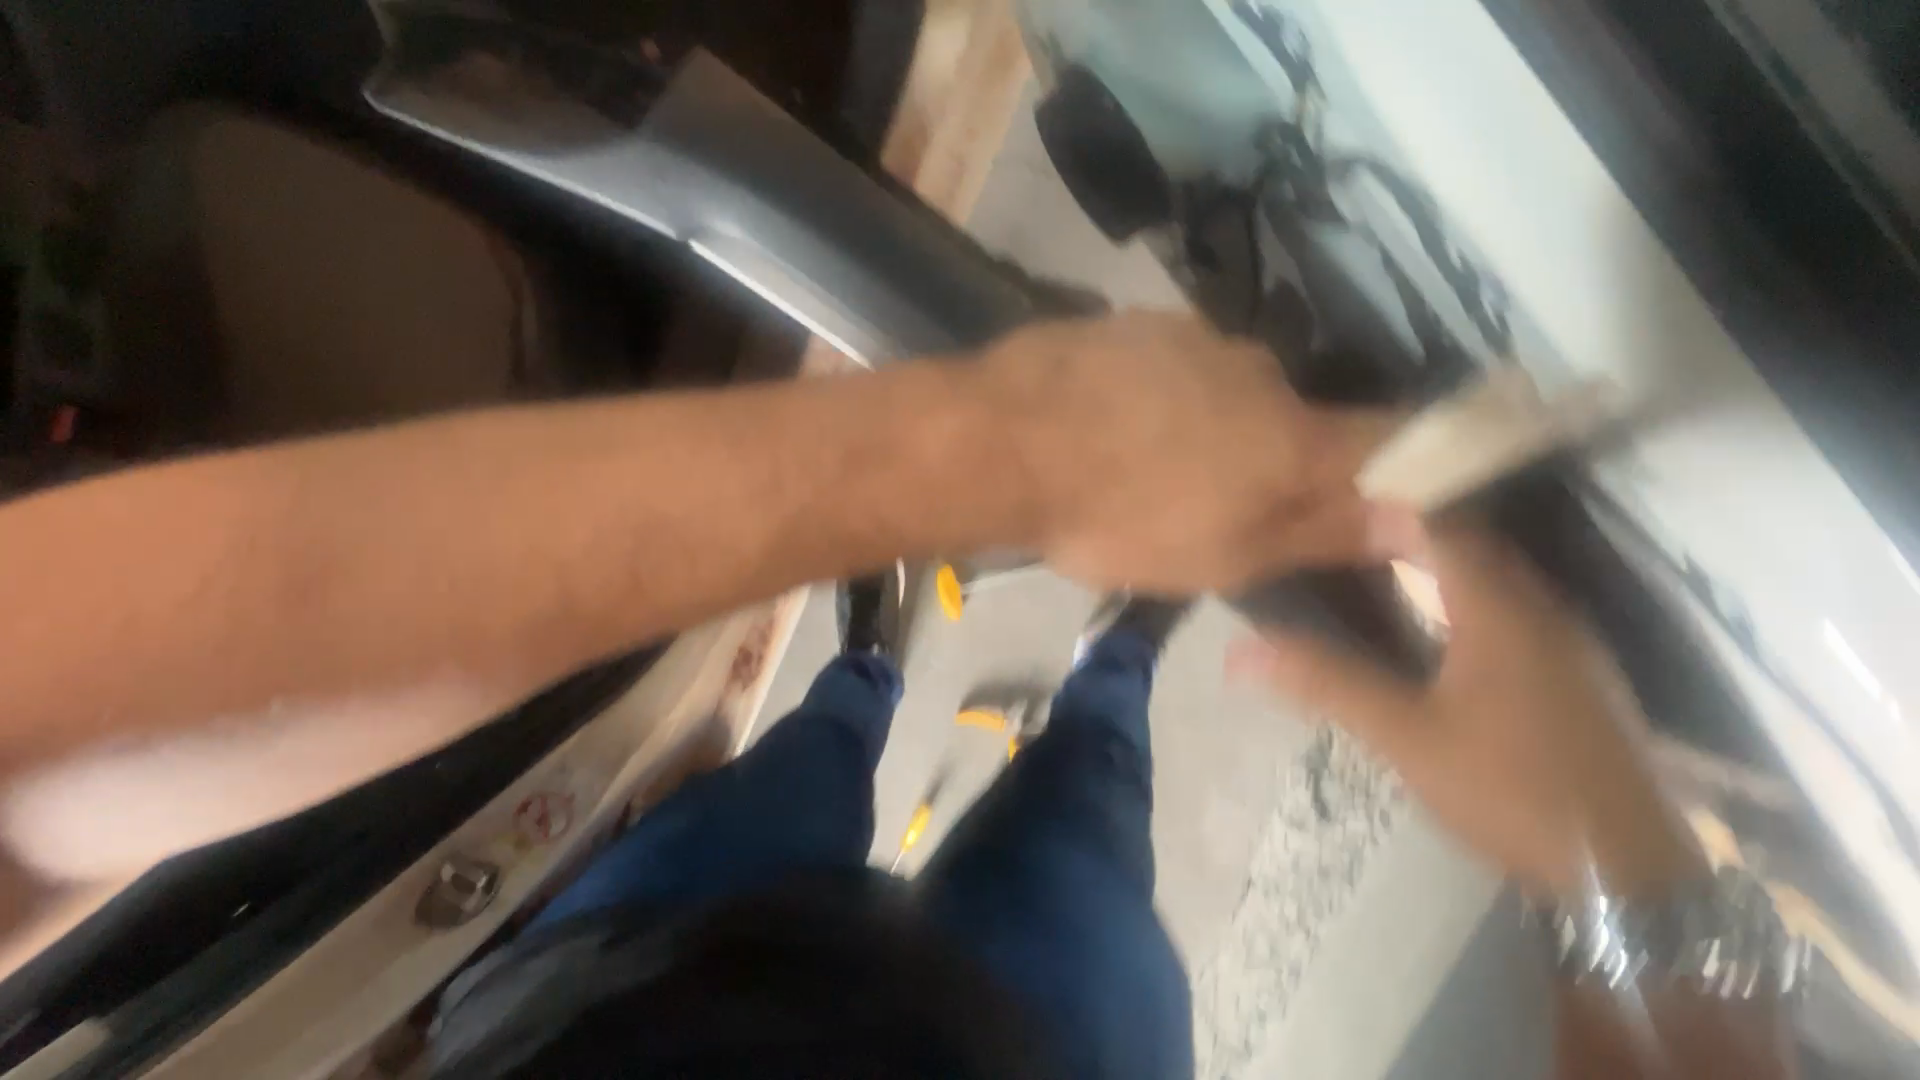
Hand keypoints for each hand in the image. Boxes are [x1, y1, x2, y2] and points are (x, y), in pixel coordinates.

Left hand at [973, 312, 1415, 591]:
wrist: (1001, 439)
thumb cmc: (1117, 516)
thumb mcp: (1224, 556)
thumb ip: (1319, 533)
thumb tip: (1410, 519)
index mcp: (1294, 436)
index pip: (1391, 438)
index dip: (1408, 463)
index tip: (1390, 487)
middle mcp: (1258, 369)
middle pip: (1293, 415)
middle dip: (1270, 454)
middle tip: (1214, 499)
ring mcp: (1189, 335)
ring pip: (1224, 387)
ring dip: (1205, 422)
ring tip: (1142, 464)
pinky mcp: (1130, 322)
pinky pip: (1166, 366)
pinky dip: (1154, 396)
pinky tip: (1108, 425)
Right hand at [1239, 526, 1704, 899]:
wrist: (1625, 875)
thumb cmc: (1508, 789)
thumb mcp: (1403, 735)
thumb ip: (1326, 683)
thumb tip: (1241, 652)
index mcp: (1500, 609)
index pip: (1443, 524)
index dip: (1388, 505)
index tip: (1330, 503)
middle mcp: (1543, 610)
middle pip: (1475, 544)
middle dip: (1409, 531)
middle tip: (1342, 537)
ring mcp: (1568, 643)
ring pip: (1498, 577)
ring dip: (1441, 564)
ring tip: (1377, 572)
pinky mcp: (1577, 676)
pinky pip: (1514, 610)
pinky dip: (1467, 598)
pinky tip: (1436, 632)